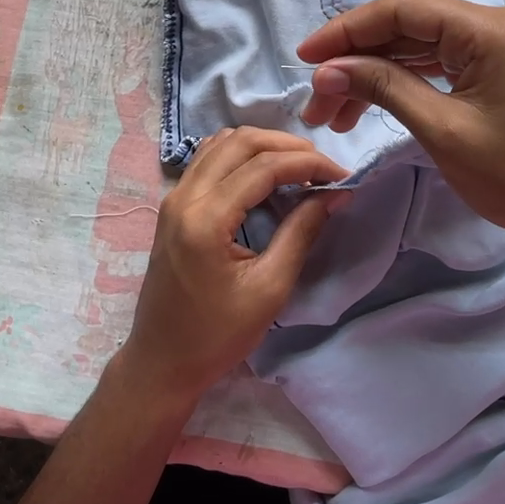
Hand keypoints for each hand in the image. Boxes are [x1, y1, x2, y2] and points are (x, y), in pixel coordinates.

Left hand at [118, 128, 347, 400]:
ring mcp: (173, 197)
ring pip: (222, 143)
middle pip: (240, 141)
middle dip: (287, 146)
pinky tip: (264, 176)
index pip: (263, 166)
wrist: (162, 362)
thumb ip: (301, 232)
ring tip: (300, 168)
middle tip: (324, 167)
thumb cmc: (217, 335)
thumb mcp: (269, 288)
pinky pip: (208, 159)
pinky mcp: (173, 205)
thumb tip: (334, 193)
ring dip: (263, 146)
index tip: (342, 176)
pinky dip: (240, 156)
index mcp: (205, 218)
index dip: (308, 163)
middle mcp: (184, 196)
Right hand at [296, 0, 504, 245]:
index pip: (401, 10)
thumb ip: (385, 88)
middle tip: (315, 101)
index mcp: (489, 29)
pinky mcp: (502, 68)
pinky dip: (404, 82)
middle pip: (407, 27)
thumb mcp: (445, 132)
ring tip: (335, 114)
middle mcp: (496, 24)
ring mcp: (502, 45)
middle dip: (355, 60)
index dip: (345, 30)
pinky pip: (441, 63)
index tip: (304, 57)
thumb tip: (327, 69)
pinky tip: (372, 104)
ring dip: (375, 74)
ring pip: (419, 47)